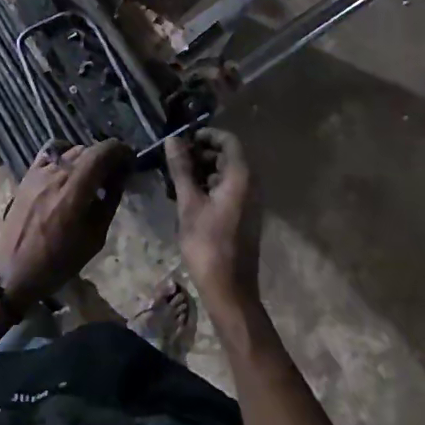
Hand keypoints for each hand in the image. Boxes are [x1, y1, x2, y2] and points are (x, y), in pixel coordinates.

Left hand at [0, 140, 130, 306]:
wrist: (13, 272)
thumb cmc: (58, 261)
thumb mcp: (95, 237)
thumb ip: (110, 201)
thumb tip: (121, 176)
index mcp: (75, 190)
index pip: (103, 151)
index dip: (121, 150)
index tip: (130, 161)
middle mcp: (57, 174)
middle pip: (89, 149)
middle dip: (107, 157)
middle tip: (115, 174)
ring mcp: (39, 172)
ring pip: (72, 150)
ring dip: (88, 158)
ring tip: (93, 177)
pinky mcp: (27, 176)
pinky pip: (51, 152)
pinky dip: (66, 155)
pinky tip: (69, 171)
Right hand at [164, 128, 261, 314]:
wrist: (230, 289)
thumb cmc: (207, 244)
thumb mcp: (189, 204)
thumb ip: (182, 169)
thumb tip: (173, 140)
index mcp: (242, 176)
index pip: (228, 140)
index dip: (206, 135)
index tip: (183, 140)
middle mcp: (252, 183)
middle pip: (227, 156)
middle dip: (201, 155)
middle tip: (174, 161)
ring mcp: (251, 200)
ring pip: (227, 174)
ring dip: (203, 172)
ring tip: (176, 181)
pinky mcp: (246, 215)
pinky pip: (229, 190)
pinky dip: (210, 188)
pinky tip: (187, 199)